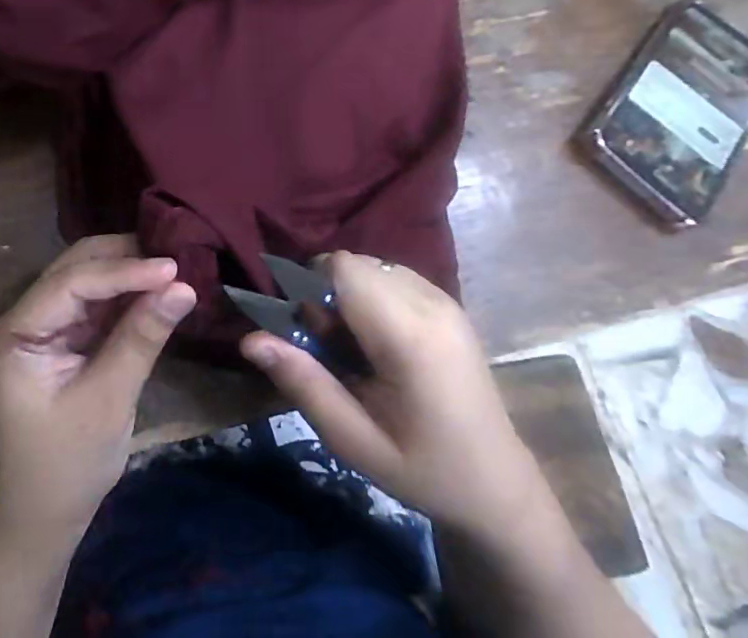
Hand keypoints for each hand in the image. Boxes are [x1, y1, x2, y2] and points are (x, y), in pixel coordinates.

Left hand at [0, 235, 196, 534]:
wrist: (50, 509)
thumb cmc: (69, 461)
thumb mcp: (108, 399)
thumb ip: (142, 338)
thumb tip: (184, 287)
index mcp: (18, 332)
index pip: (71, 283)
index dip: (123, 271)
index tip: (173, 267)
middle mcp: (28, 317)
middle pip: (77, 267)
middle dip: (126, 259)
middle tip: (178, 258)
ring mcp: (49, 324)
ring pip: (92, 276)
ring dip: (132, 270)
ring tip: (177, 267)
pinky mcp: (70, 335)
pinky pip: (103, 300)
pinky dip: (132, 291)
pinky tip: (162, 287)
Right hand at [239, 251, 527, 530]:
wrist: (497, 484)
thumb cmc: (422, 470)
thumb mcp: (353, 440)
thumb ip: (303, 383)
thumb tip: (250, 339)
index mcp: (409, 335)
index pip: (343, 268)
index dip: (309, 286)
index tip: (302, 331)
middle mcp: (430, 303)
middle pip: (355, 263)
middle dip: (325, 292)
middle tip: (325, 345)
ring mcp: (445, 300)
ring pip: (372, 266)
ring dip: (348, 293)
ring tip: (351, 346)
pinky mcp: (449, 305)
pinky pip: (393, 276)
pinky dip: (371, 295)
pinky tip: (376, 342)